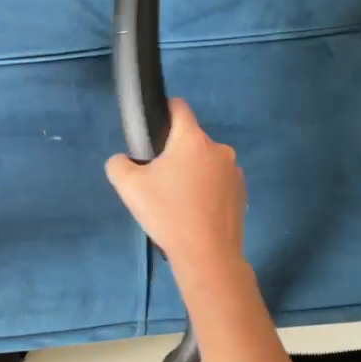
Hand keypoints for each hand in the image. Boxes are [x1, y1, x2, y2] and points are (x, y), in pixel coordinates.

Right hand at [105, 98, 246, 275]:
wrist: (207, 254)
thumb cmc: (168, 213)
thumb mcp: (128, 187)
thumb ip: (118, 164)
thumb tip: (123, 160)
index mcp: (192, 140)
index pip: (180, 107)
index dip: (164, 111)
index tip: (152, 129)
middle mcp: (218, 148)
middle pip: (191, 140)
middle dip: (174, 153)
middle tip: (157, 179)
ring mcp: (234, 171)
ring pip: (205, 162)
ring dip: (191, 172)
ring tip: (176, 200)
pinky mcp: (242, 193)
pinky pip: (218, 182)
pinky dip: (205, 190)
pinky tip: (194, 212)